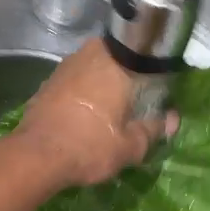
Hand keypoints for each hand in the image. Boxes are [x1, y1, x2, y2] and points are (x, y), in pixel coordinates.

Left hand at [13, 40, 177, 189]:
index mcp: (117, 62)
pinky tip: (82, 116)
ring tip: (107, 110)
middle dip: (124, 77)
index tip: (156, 89)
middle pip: (116, 59)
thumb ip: (152, 130)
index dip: (152, 72)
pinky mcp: (47, 83)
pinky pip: (73, 84)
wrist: (37, 156)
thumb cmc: (90, 147)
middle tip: (131, 101)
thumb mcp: (129, 147)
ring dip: (100, 85)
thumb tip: (172, 120)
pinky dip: (80, 95)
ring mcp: (65, 66)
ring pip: (92, 69)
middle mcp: (90, 54)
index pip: (144, 55)